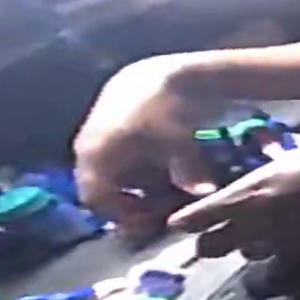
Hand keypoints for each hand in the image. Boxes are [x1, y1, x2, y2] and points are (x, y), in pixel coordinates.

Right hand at [74, 57, 219, 237]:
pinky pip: (140, 164)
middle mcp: (98, 152)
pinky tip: (184, 182)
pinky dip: (158, 175)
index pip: (97, 198)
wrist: (170, 72)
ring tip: (180, 202)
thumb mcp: (177, 141)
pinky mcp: (134, 136)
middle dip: (139, 205)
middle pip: (112, 189)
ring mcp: (115, 143)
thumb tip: (203, 196)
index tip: (151, 227)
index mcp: (96, 155)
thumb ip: (187, 170)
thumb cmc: (167, 107)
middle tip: (169, 217)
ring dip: (150, 191)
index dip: (121, 215)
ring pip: (128, 177)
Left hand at [166, 143, 299, 259]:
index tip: (195, 216)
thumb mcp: (293, 158)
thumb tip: (247, 183)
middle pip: (208, 248)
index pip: (190, 220)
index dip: (189, 219)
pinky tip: (291, 243)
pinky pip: (278, 263)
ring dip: (249, 246)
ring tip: (264, 234)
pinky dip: (279, 257)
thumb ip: (262, 177)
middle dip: (212, 240)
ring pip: (246, 254)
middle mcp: (254, 223)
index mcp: (245, 194)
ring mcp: (280, 240)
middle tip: (225, 229)